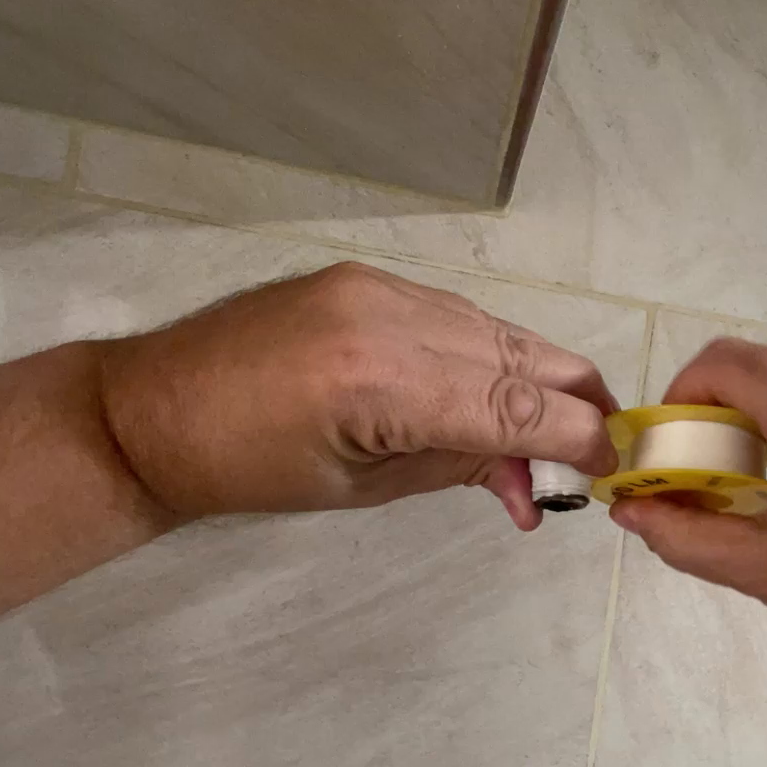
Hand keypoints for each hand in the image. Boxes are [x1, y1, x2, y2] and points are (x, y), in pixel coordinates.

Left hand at [97, 261, 618, 528]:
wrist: (153, 406)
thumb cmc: (251, 473)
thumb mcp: (367, 488)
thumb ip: (462, 467)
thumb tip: (537, 486)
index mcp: (381, 385)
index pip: (518, 408)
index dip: (580, 438)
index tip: (614, 466)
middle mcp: (392, 318)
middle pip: (528, 357)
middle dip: (580, 403)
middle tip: (597, 448)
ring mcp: (382, 288)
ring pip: (504, 332)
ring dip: (540, 383)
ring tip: (546, 433)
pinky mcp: (372, 278)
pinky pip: (465, 319)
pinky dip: (496, 359)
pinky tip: (494, 394)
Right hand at [609, 338, 766, 688]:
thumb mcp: (764, 568)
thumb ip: (682, 534)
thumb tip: (628, 510)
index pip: (723, 363)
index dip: (678, 401)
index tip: (669, 454)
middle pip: (760, 368)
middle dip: (717, 417)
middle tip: (706, 479)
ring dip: (759, 422)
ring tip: (755, 487)